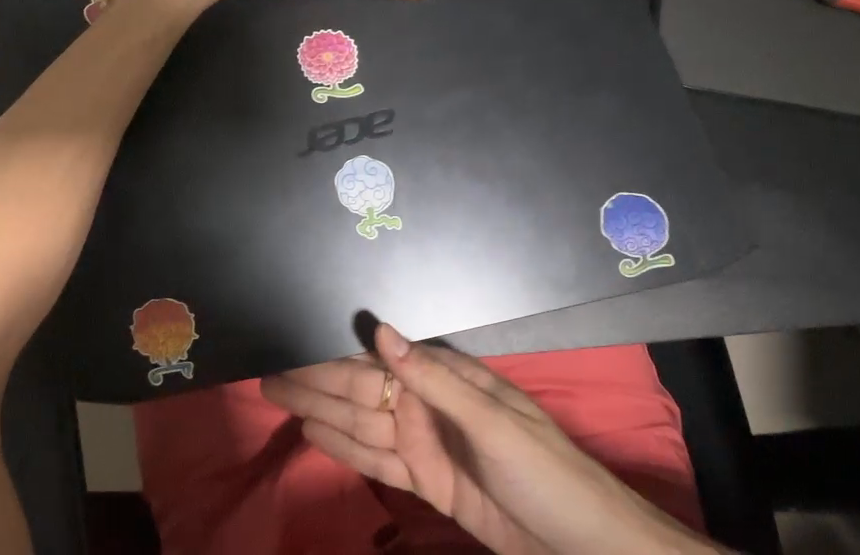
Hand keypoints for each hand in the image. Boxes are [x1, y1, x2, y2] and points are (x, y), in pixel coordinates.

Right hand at [261, 325, 724, 554]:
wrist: (594, 551)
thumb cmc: (551, 476)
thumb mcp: (494, 424)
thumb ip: (432, 380)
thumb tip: (380, 328)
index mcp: (448, 381)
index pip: (378, 363)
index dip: (332, 355)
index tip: (291, 342)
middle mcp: (431, 407)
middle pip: (362, 393)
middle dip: (315, 383)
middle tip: (266, 377)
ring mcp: (428, 445)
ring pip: (362, 425)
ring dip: (320, 412)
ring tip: (277, 399)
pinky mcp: (430, 483)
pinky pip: (378, 460)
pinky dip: (345, 448)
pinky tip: (314, 434)